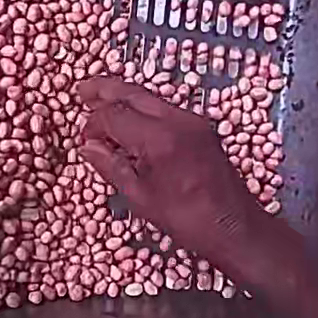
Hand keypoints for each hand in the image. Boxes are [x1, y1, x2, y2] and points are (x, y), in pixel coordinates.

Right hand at [75, 77, 272, 264]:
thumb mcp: (140, 197)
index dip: (94, 123)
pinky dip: (142, 111)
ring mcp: (193, 122)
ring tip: (101, 102)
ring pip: (150, 98)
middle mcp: (178, 121)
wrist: (234, 227)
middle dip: (105, 90)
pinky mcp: (201, 129)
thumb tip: (87, 148)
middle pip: (133, 93)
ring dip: (124, 98)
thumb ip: (111, 166)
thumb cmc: (186, 220)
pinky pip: (165, 110)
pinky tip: (130, 123)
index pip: (115, 114)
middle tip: (82, 90)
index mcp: (159, 138)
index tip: (83, 138)